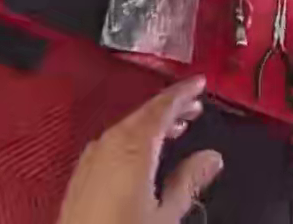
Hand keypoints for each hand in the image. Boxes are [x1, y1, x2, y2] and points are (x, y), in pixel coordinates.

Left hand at [57, 76, 223, 223]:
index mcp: (135, 144)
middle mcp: (112, 143)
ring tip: (175, 129)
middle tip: (195, 106)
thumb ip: (188, 181)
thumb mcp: (165, 218)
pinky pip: (113, 142)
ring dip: (153, 122)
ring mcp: (91, 160)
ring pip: (129, 126)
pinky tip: (142, 153)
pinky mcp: (79, 179)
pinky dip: (134, 138)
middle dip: (171, 106)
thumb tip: (213, 157)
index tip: (201, 82)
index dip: (184, 92)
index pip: (164, 105)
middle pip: (146, 112)